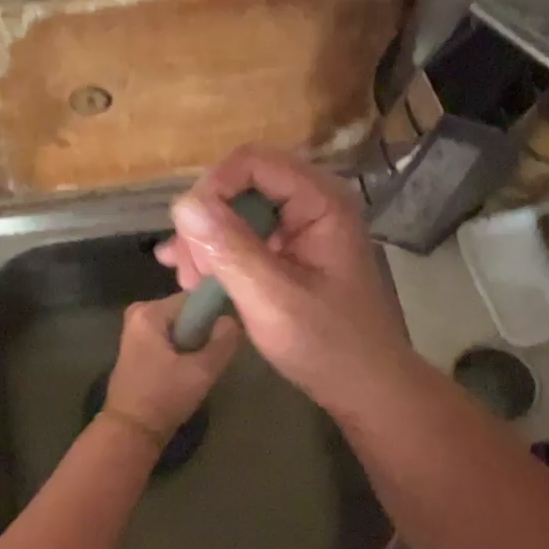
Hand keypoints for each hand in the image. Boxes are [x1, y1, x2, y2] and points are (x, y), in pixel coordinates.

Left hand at [101, 294, 240, 443]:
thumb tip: (232, 320)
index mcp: (150, 312)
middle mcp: (139, 314)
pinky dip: (180, 351)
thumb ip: (223, 342)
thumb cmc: (164, 398)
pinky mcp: (137, 348)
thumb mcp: (201, 372)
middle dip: (202, 332)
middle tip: (212, 357)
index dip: (214, 315)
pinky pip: (169, 339)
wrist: (130, 431)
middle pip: (187, 313)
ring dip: (193, 344)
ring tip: (200, 366)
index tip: (225, 337)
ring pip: (179, 327)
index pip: (195, 298)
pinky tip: (186, 371)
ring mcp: (135, 331)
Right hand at [154, 144, 411, 418]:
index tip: (187, 237)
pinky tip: (192, 278)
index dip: (212, 189)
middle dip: (205, 222)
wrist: (364, 386)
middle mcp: (311, 203)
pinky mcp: (289, 252)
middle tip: (187, 270)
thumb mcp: (272, 298)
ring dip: (205, 241)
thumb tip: (183, 204)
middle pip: (240, 184)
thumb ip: (230, 248)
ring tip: (188, 281)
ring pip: (236, 211)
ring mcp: (300, 228)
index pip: (252, 162)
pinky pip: (244, 237)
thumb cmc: (327, 344)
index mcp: (320, 202)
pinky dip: (216, 254)